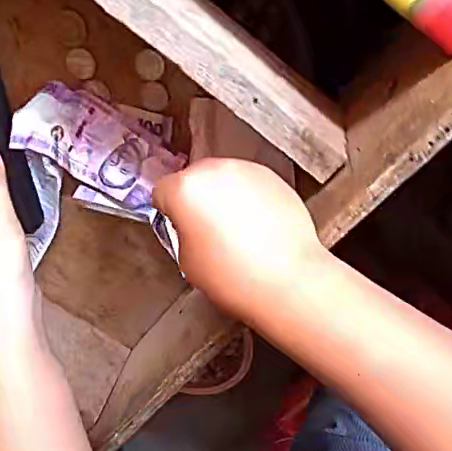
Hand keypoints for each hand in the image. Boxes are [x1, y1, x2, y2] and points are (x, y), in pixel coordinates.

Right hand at [153, 158, 326, 319]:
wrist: (288, 280)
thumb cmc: (237, 276)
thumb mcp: (187, 261)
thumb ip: (181, 232)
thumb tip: (188, 227)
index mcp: (185, 189)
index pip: (162, 190)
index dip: (168, 211)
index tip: (176, 224)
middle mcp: (215, 170)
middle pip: (194, 178)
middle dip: (197, 199)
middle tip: (205, 231)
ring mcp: (246, 170)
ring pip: (223, 179)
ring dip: (224, 197)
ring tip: (235, 231)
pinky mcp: (273, 177)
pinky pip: (250, 184)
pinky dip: (249, 198)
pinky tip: (256, 226)